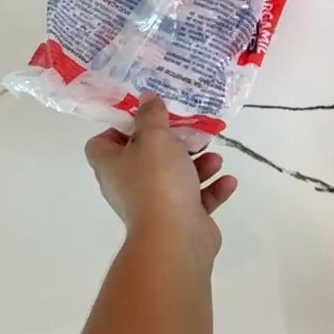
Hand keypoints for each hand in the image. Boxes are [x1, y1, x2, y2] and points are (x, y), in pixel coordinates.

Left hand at [84, 94, 238, 263]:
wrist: (175, 236)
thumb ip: (153, 116)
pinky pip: (198, 199)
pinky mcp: (181, 219)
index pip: (104, 142)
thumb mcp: (155, 138)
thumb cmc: (158, 182)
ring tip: (217, 157)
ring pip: (177, 178)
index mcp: (112, 165)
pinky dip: (213, 189)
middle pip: (149, 157)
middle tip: (194, 135)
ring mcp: (156, 204)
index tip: (149, 120)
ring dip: (199, 165)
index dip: (123, 128)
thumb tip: (148, 98)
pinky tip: (229, 180)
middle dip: (175, 145)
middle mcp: (129, 184)